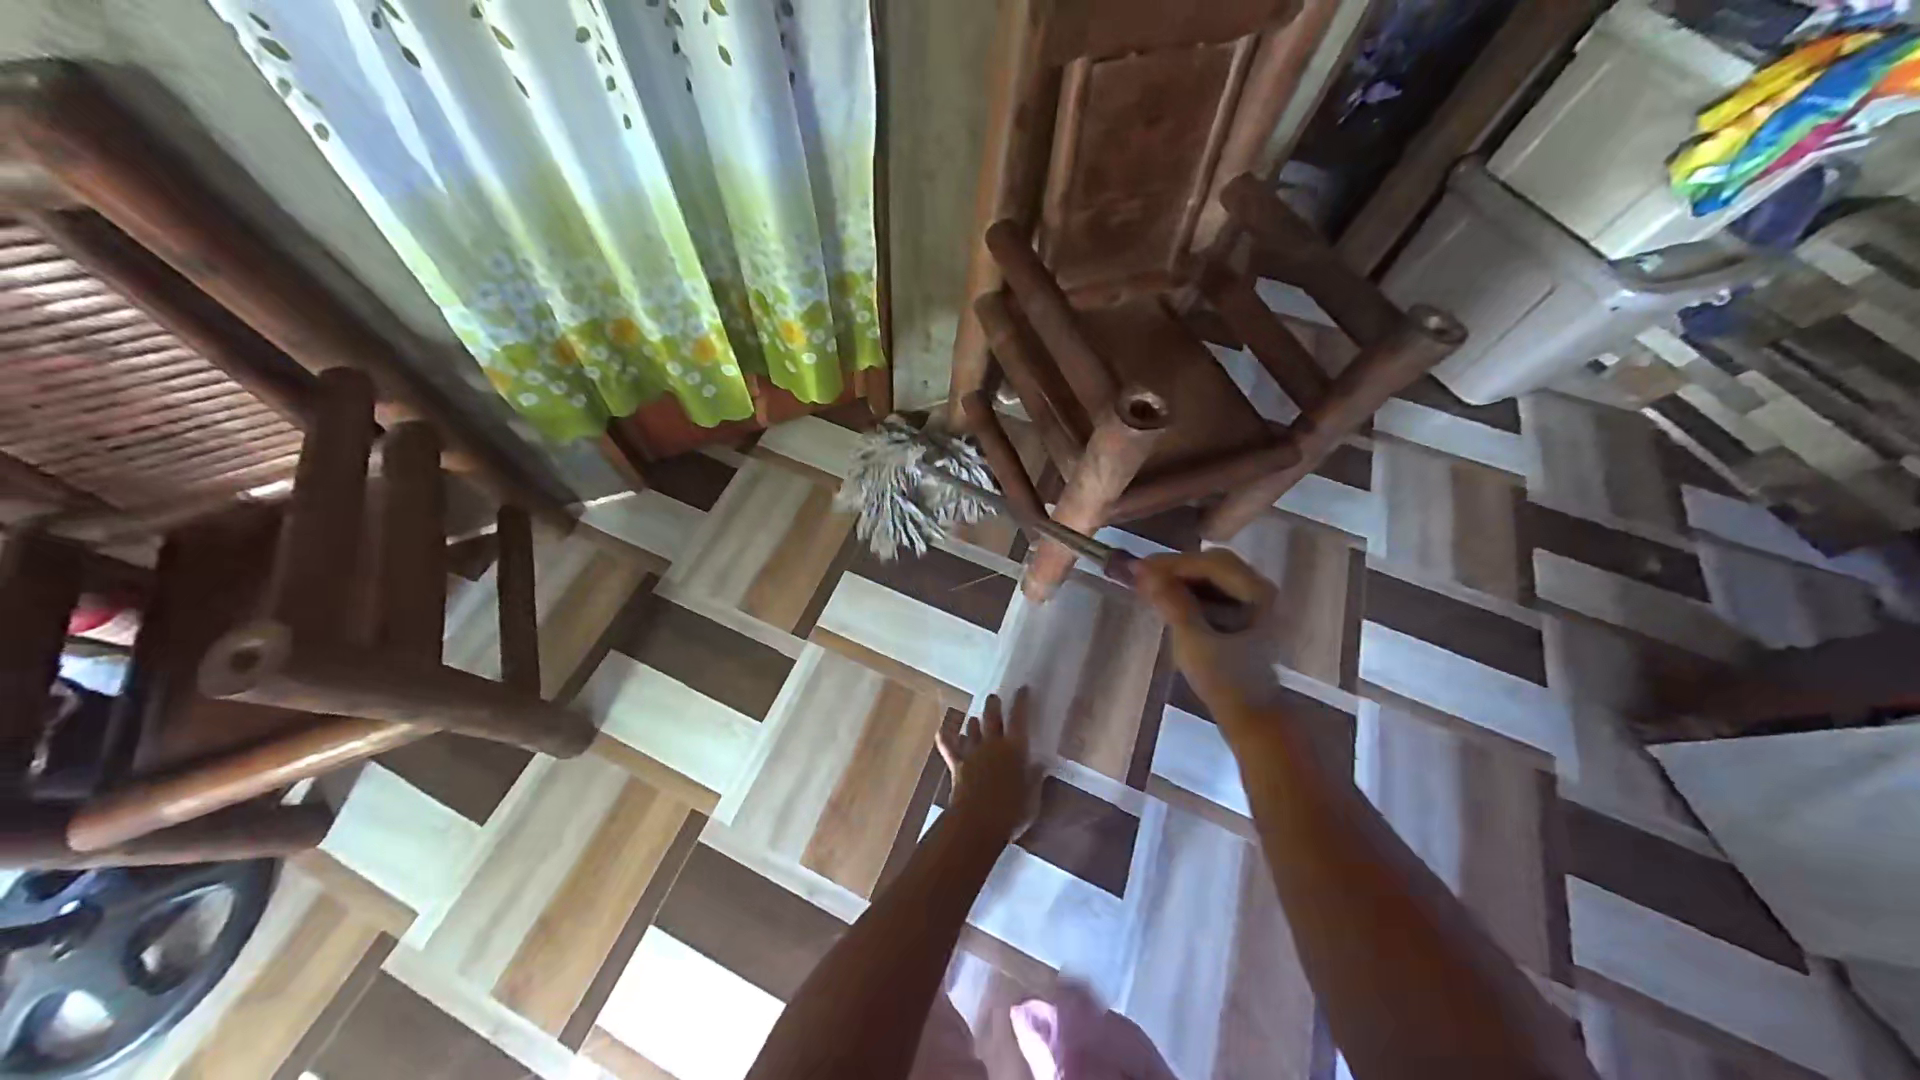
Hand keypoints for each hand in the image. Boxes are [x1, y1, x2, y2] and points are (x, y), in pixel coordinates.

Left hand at [936, 689, 1039, 841]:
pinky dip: (946, 737)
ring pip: (972, 729)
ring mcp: (972, 752)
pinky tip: (943, 730)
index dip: (1021, 702)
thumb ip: (1035, 778)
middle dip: (993, 705)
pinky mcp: (957, 764)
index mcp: (1015, 748)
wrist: (976, 822)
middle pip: (992, 717)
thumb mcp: (1032, 798)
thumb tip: (1040, 764)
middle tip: (994, 698)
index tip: (1022, 689)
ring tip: (975, 718)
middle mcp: (993, 744)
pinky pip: (948, 746)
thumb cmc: (1011, 812)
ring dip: (974, 722)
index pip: (1019, 718)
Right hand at [1134, 550, 1278, 716]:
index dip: (1172, 563)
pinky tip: (1168, 598)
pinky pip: (1215, 591)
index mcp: (1258, 592)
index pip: (1210, 564)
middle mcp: (1262, 590)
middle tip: (1142, 575)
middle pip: (1214, 564)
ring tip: (1149, 585)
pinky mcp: (1246, 616)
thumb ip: (1171, 601)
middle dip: (1177, 567)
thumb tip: (1141, 570)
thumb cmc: (1225, 681)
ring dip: (1182, 578)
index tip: (1138, 568)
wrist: (1252, 720)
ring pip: (1213, 577)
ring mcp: (1256, 603)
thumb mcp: (1193, 640)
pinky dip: (1190, 591)